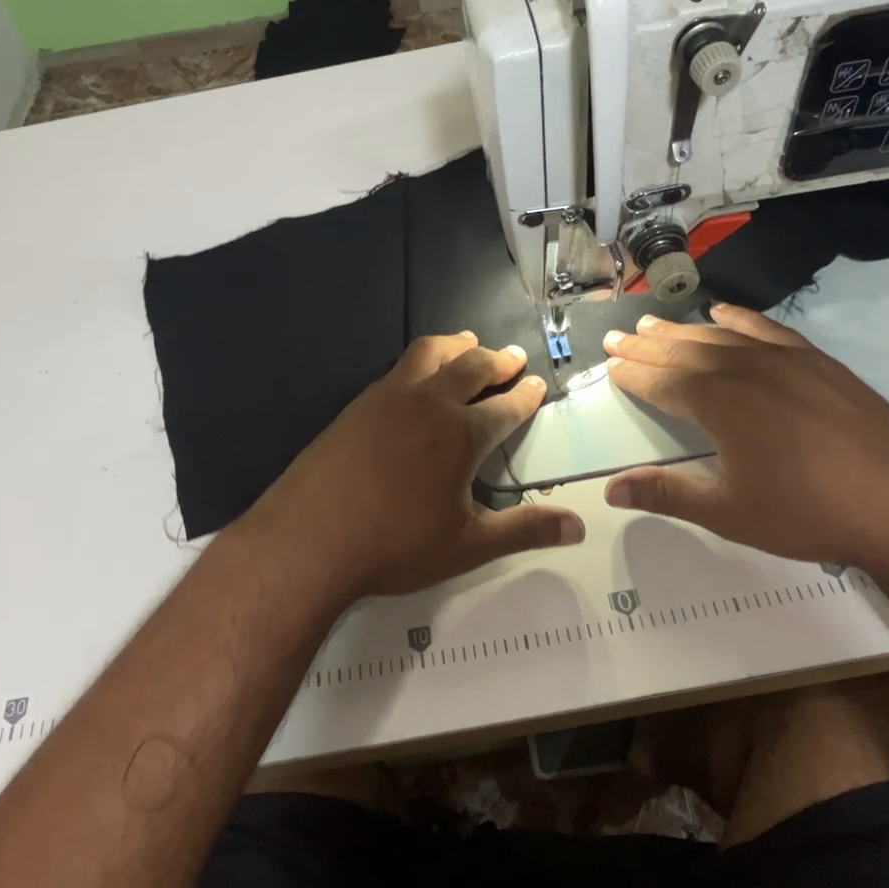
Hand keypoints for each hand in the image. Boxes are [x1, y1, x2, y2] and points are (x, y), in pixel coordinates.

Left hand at [236, 332, 583, 599]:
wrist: (309, 538)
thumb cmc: (395, 545)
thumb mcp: (468, 545)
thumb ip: (524, 531)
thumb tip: (579, 527)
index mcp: (462, 434)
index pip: (506, 405)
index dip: (527, 395)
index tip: (539, 383)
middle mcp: (429, 403)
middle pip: (471, 366)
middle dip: (497, 360)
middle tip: (513, 356)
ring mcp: (388, 398)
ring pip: (430, 354)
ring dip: (456, 345)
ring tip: (468, 343)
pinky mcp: (356, 404)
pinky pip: (398, 368)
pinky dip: (420, 361)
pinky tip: (416, 377)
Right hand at [600, 304, 888, 565]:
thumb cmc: (809, 511)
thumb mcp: (729, 511)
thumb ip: (668, 495)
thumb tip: (612, 491)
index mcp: (719, 403)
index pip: (662, 381)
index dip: (633, 373)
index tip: (609, 364)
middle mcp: (747, 370)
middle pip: (686, 351)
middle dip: (648, 345)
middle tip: (619, 337)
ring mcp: (787, 361)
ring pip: (722, 336)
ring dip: (685, 330)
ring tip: (655, 323)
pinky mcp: (819, 364)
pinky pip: (768, 330)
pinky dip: (741, 320)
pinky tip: (725, 315)